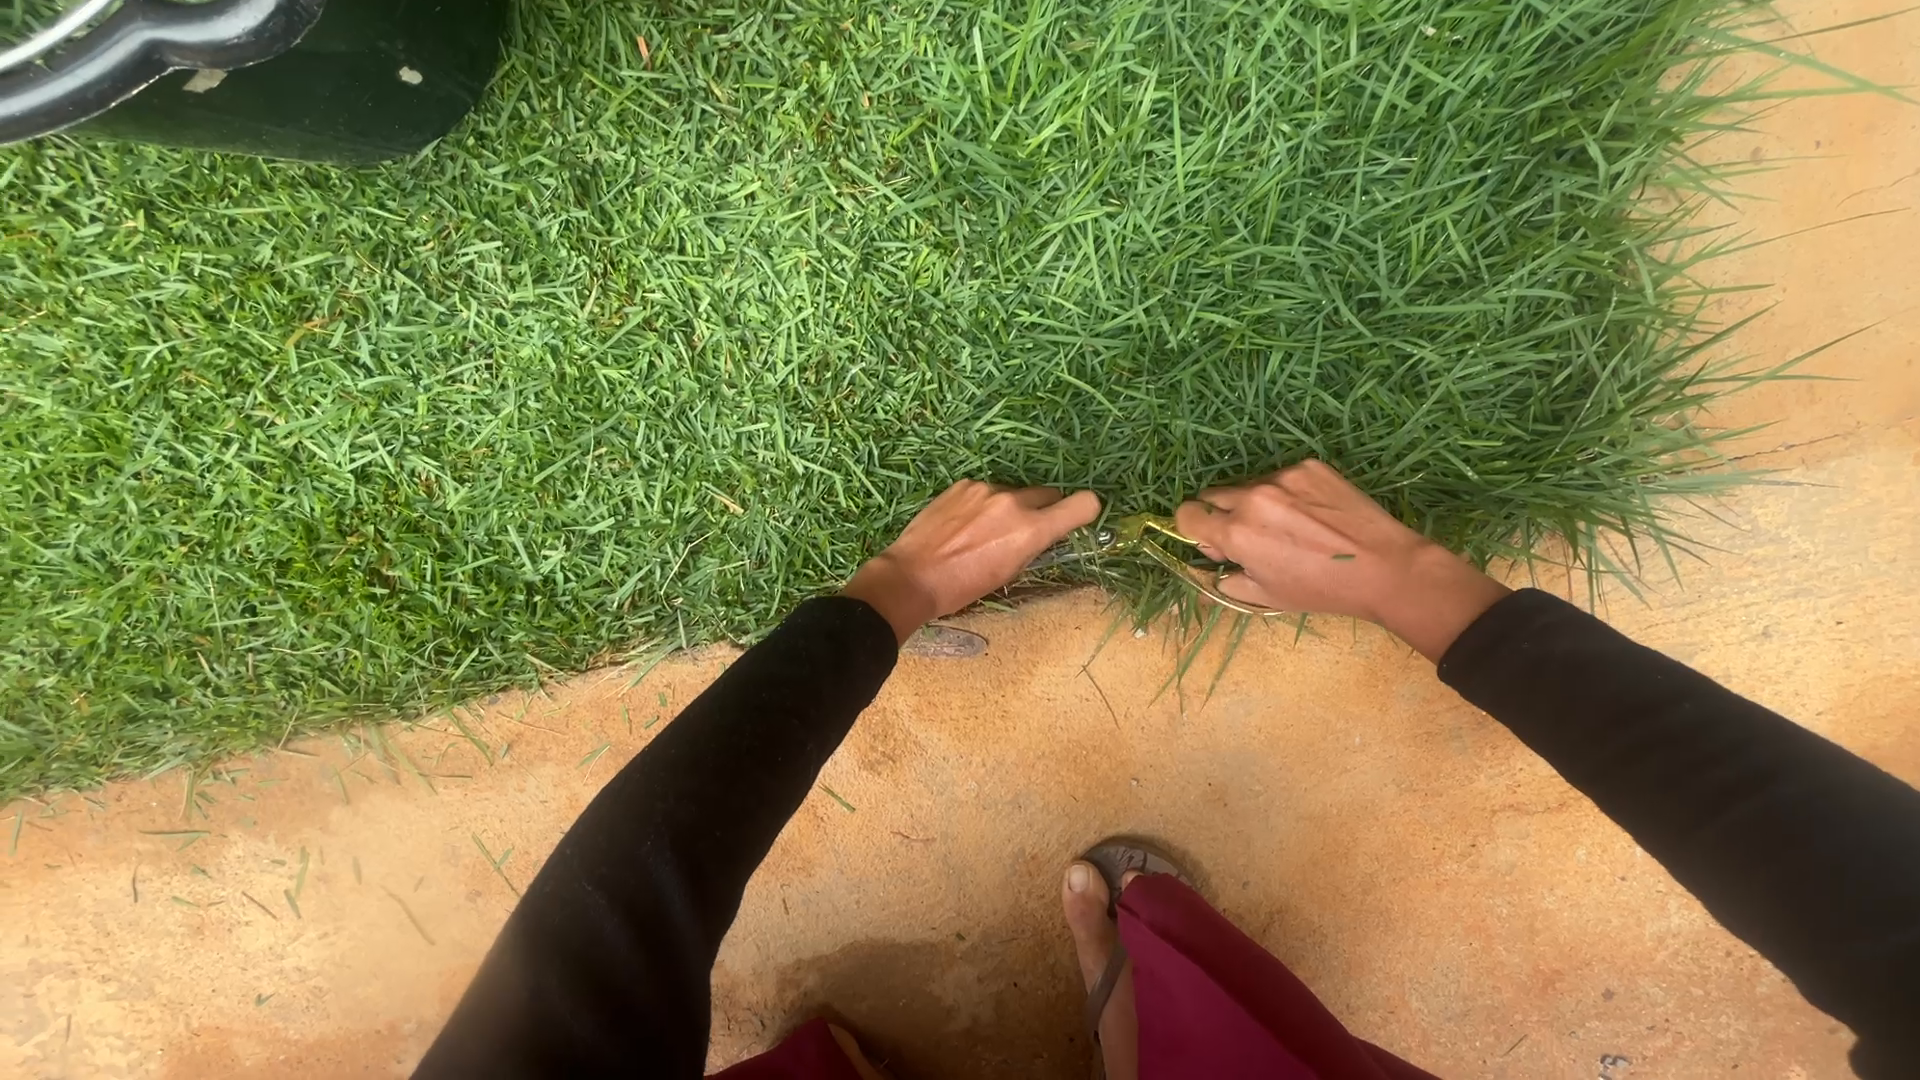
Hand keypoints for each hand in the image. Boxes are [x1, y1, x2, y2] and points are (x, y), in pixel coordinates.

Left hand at [844, 480, 1101, 643]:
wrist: (911, 576)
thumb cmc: (962, 587)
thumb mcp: (1008, 573)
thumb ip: (1032, 545)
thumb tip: (1042, 532)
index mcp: (1031, 529)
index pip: (1083, 503)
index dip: (1086, 511)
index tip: (1076, 520)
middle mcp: (1013, 501)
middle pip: (1049, 494)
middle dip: (1045, 510)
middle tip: (1026, 531)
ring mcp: (985, 489)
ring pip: (1015, 493)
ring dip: (1010, 507)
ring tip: (984, 532)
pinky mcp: (963, 485)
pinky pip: (986, 491)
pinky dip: (983, 504)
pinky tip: (963, 525)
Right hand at [1172, 460, 1508, 661]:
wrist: (1385, 567)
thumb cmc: (1321, 589)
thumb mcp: (1265, 596)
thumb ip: (1225, 579)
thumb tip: (1212, 565)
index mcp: (1236, 533)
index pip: (1186, 514)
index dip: (1195, 529)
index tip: (1214, 542)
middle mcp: (1252, 498)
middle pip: (1211, 496)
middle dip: (1221, 516)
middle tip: (1250, 536)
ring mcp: (1282, 478)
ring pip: (1246, 485)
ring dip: (1252, 503)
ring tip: (1287, 525)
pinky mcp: (1307, 466)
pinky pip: (1279, 477)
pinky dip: (1284, 492)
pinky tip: (1310, 512)